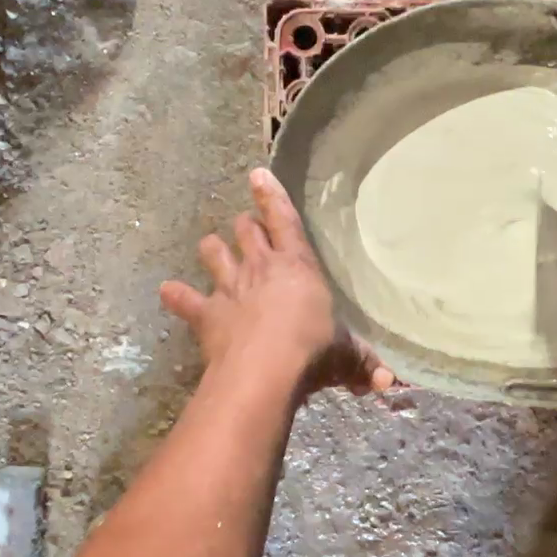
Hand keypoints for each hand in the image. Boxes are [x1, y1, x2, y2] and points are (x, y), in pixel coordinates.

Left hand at [159, 168, 393, 396]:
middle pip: (247, 231)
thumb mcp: (345, 356)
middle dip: (246, 226)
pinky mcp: (207, 314)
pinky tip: (168, 292)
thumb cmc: (313, 351)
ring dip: (213, 249)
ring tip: (212, 249)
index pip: (285, 220)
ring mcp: (230, 288)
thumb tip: (388, 382)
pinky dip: (177, 296)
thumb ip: (363, 363)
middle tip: (247, 227)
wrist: (266, 371)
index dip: (272, 196)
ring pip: (214, 253)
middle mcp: (261, 267)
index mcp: (297, 265)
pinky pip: (185, 300)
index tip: (258, 174)